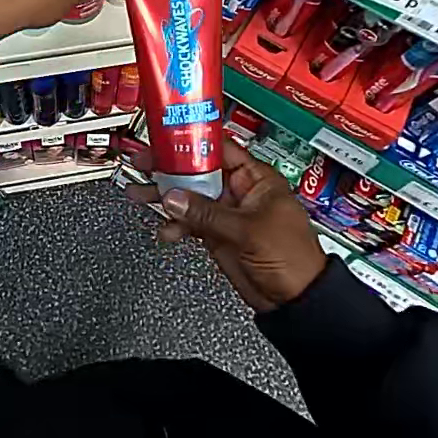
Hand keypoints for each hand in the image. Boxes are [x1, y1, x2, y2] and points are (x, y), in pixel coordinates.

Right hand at [124, 139, 326, 312]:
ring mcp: (226, 212)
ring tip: (141, 194)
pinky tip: (167, 230)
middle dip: (170, 168)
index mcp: (255, 178)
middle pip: (198, 171)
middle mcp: (239, 191)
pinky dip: (175, 224)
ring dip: (165, 196)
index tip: (168, 137)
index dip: (194, 141)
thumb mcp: (248, 230)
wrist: (295, 301)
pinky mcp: (217, 234)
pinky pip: (190, 222)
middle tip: (144, 163)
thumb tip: (175, 198)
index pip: (220, 149)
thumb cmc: (293, 258)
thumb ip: (207, 213)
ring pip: (189, 196)